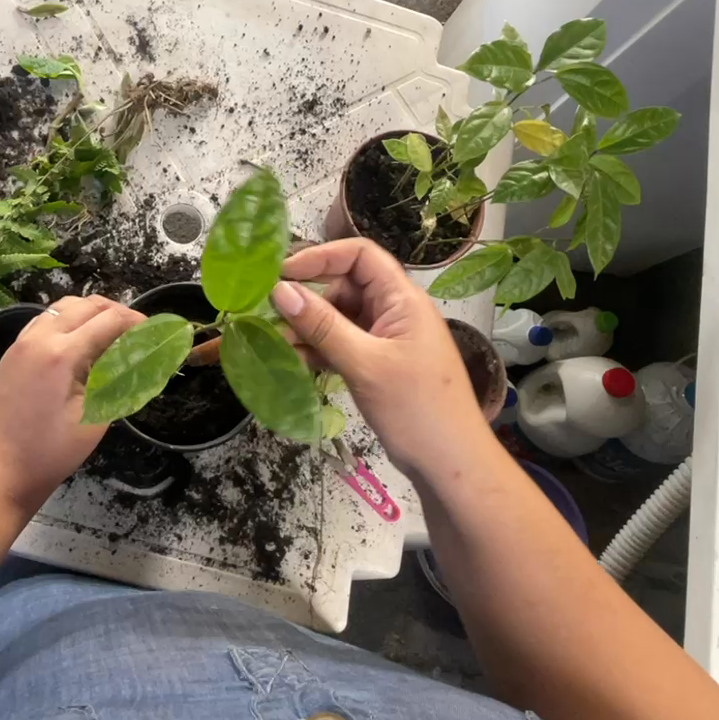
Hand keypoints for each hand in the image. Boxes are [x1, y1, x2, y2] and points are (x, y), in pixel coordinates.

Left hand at [0, 295, 144, 514]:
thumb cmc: (49, 452)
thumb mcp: (95, 420)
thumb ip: (119, 383)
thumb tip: (142, 363)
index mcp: (62, 354)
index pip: (108, 320)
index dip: (136, 321)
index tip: (155, 331)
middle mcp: (39, 338)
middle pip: (86, 305)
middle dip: (116, 311)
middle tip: (137, 330)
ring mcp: (21, 343)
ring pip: (63, 307)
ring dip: (90, 312)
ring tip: (110, 332)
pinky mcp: (12, 353)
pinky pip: (45, 320)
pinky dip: (68, 320)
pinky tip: (78, 341)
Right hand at [273, 239, 490, 476]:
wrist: (450, 464)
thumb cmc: (417, 409)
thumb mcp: (365, 363)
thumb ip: (321, 325)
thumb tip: (280, 290)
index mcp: (402, 299)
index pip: (359, 255)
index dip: (320, 257)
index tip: (282, 274)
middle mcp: (393, 311)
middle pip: (344, 286)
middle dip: (306, 298)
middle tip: (268, 313)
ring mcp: (385, 339)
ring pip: (338, 318)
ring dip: (307, 327)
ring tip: (272, 342)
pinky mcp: (377, 364)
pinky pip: (341, 344)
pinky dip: (317, 349)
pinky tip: (291, 361)